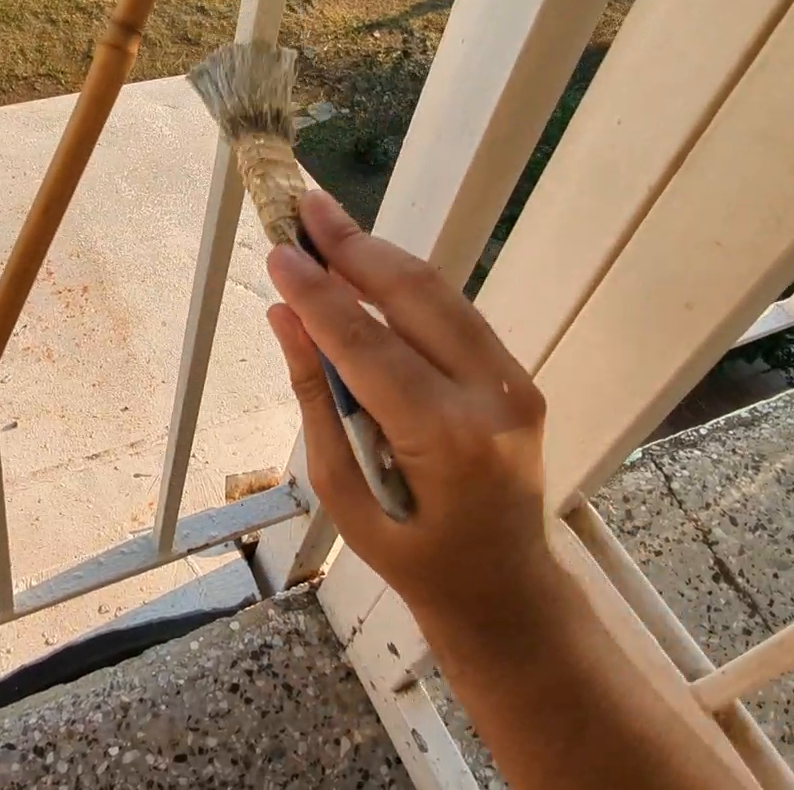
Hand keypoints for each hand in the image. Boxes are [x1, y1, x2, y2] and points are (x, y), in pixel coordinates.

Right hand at [264, 190, 553, 621]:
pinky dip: (403, 284)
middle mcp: (491, 396)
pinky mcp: (516, 374)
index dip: (316, 291)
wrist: (505, 588)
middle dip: (353, 245)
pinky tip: (364, 267)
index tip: (277, 250)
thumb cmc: (412, 559)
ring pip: (438, 292)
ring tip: (326, 224)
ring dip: (378, 255)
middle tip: (304, 205)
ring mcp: (514, 380)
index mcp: (444, 438)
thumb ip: (315, 398)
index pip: (365, 342)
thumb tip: (286, 319)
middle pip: (414, 294)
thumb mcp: (343, 493)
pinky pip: (452, 312)